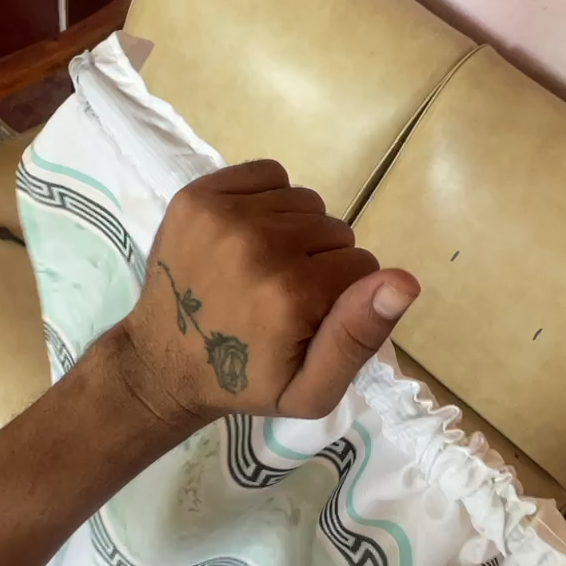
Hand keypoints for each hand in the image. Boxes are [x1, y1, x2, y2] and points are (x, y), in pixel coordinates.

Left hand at [109, 160, 418, 424]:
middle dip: (322, 262)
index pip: (364, 267)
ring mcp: (223, 215)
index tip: (311, 317)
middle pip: (336, 231)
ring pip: (306, 202)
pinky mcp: (198, 196)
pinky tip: (249, 236)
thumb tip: (403, 281)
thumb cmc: (244, 381)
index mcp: (291, 295)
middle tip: (284, 296)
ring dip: (298, 231)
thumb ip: (360, 338)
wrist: (162, 363)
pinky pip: (269, 174)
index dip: (347, 295)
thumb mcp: (311, 390)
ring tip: (265, 267)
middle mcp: (259, 245)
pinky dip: (270, 200)